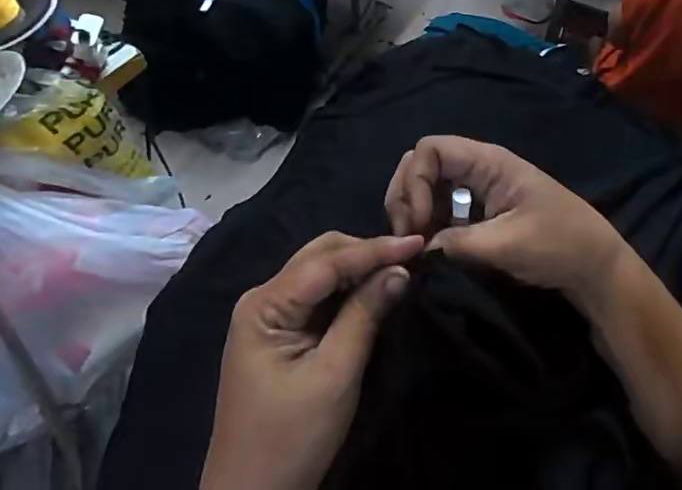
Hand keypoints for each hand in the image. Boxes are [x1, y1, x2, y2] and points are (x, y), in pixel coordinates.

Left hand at [201, 232, 423, 489]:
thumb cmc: (290, 439)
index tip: (419, 242)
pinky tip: (377, 286)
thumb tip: (401, 268)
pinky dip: (351, 285)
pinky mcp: (282, 331)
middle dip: (367, 251)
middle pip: (322, 255)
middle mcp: (262, 299)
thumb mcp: (335, 374)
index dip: (375, 249)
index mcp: (263, 307)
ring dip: (361, 265)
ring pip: (323, 269)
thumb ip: (366, 313)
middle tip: (412, 255)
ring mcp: (270, 315)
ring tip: (401, 266)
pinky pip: (321, 292)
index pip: (327, 261)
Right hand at [384, 135, 631, 309]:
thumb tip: (417, 248)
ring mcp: (480, 189)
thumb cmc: (557, 244)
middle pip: (423, 163)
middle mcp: (480, 167)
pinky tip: (429, 248)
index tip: (418, 223)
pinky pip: (442, 206)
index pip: (431, 148)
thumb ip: (457, 242)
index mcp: (490, 162)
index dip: (414, 181)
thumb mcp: (506, 244)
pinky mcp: (481, 211)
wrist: (593, 263)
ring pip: (429, 186)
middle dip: (406, 194)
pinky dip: (428, 223)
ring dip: (414, 211)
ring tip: (416, 245)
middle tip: (408, 236)